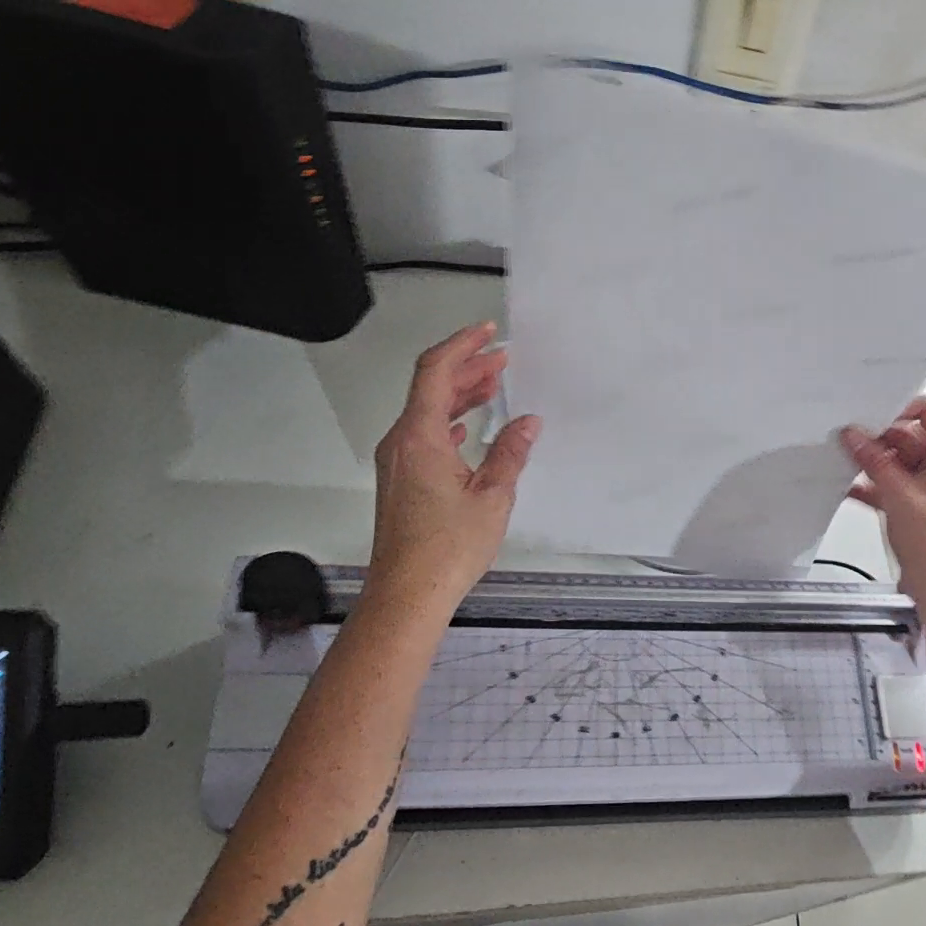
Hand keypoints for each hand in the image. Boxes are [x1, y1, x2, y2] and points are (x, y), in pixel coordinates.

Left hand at [367, 322, 541, 611]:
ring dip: (459, 395)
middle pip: (430, 388)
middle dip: (467, 369)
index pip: (436, 371)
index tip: (488, 333)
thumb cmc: (447, 550)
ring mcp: (397, 462)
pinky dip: (448, 421)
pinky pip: (423, 435)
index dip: (463, 346)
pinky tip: (466, 427)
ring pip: (426, 412)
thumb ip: (510, 453)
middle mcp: (401, 442)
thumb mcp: (492, 497)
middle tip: (501, 358)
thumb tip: (527, 422)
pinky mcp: (401, 480)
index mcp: (420, 437)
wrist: (408, 593)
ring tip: (493, 385)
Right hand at [839, 397, 925, 601]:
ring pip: (899, 464)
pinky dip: (874, 487)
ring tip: (842, 461)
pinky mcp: (920, 509)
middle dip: (879, 440)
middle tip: (846, 440)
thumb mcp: (902, 498)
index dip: (899, 411)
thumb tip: (853, 434)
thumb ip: (875, 463)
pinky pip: (895, 487)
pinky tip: (849, 488)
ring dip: (873, 465)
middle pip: (910, 438)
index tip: (868, 418)